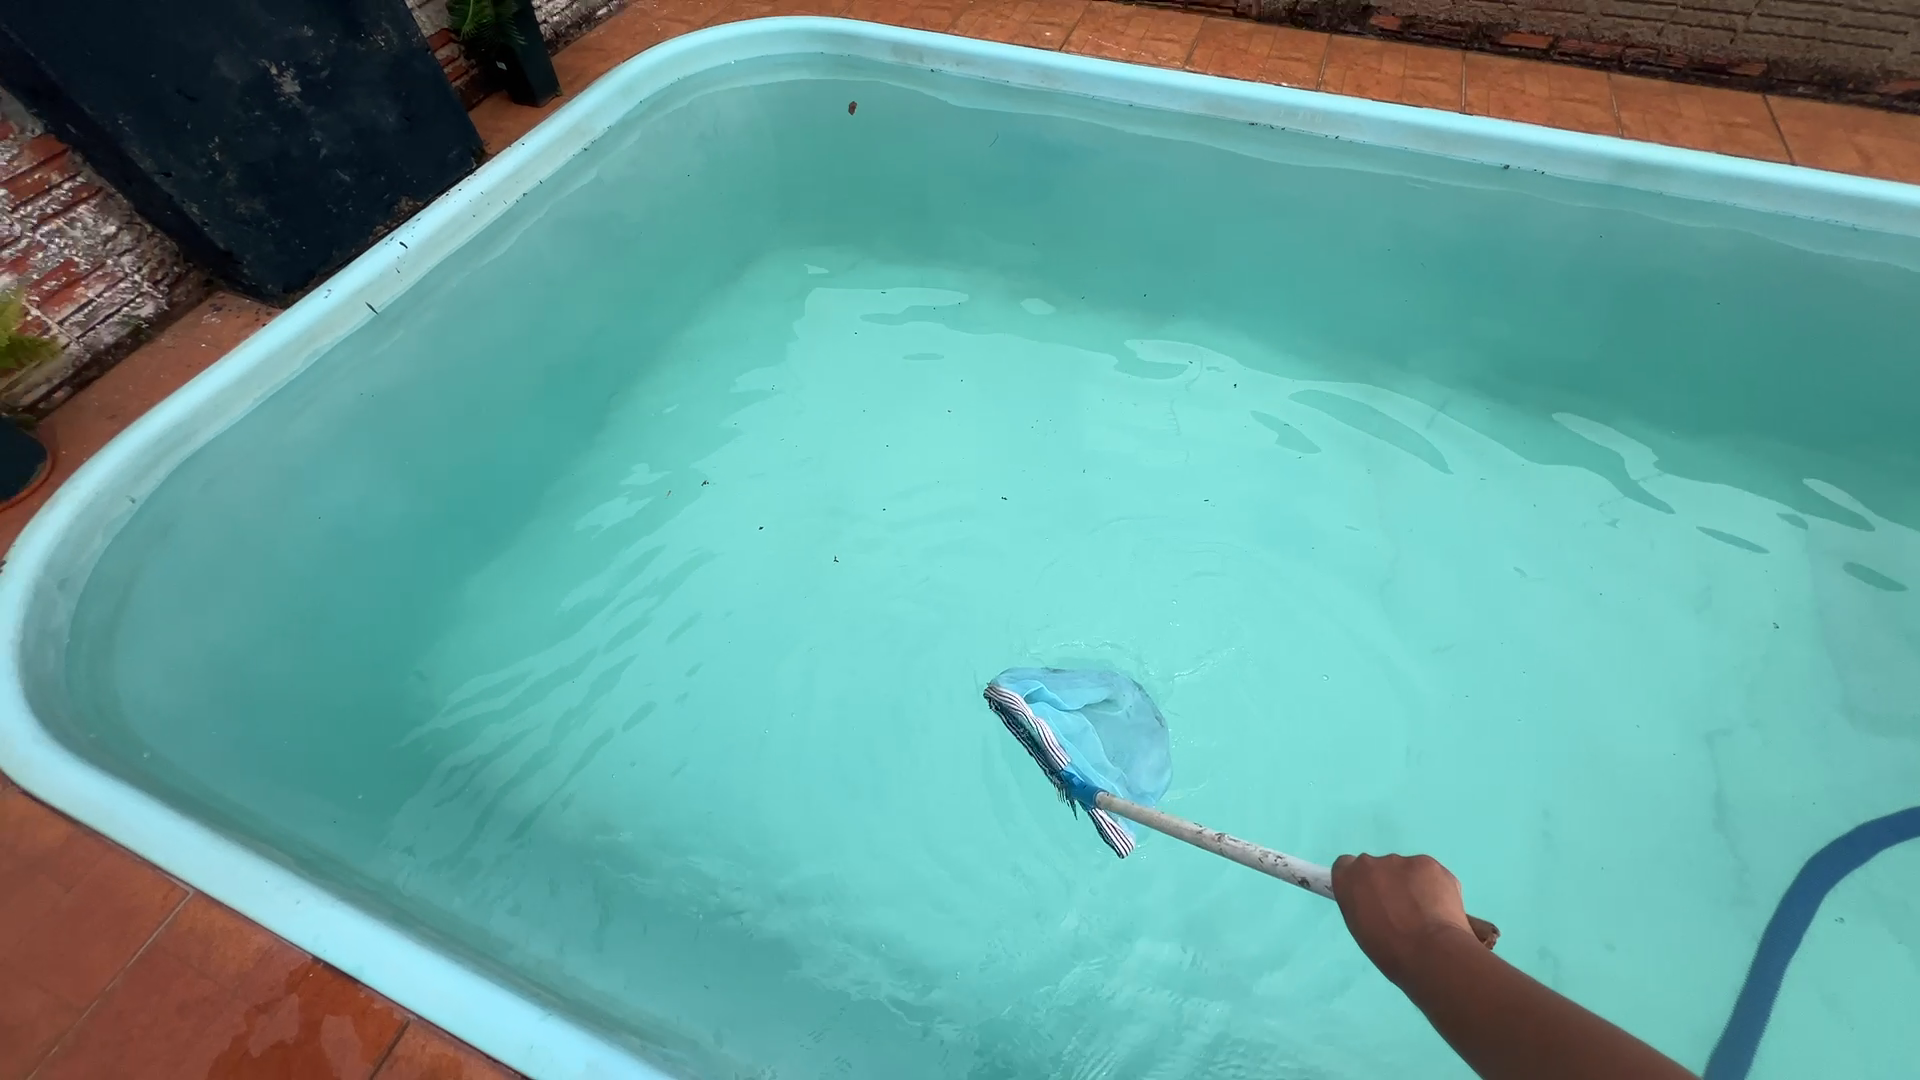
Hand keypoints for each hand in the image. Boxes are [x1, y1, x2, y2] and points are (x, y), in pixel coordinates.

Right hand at [1331, 853, 1490, 985]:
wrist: (1432, 954)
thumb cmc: (1391, 952)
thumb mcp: (1362, 930)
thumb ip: (1362, 907)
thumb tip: (1375, 907)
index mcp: (1346, 879)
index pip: (1347, 868)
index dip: (1361, 882)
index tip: (1373, 897)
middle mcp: (1368, 863)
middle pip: (1378, 869)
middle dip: (1390, 885)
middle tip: (1405, 912)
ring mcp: (1400, 861)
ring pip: (1407, 872)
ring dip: (1415, 887)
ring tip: (1429, 916)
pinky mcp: (1429, 864)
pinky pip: (1431, 874)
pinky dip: (1437, 888)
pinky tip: (1443, 910)